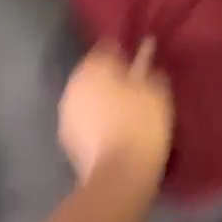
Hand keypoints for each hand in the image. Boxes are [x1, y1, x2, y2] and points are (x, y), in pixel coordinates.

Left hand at [57, 40, 173, 186]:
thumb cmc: (142, 124)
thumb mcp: (156, 91)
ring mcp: (66, 112)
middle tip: (133, 83)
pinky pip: (84, 118)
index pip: (106, 48)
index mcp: (94, 67)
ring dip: (101, 97)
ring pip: (86, 95)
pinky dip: (95, 118)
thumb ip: (148, 67)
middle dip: (109, 75)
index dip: (123, 51)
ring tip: (123, 107)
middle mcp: (74, 84)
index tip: (138, 56)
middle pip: (93, 71)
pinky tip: (112, 127)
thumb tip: (144, 50)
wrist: (119, 173)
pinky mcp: (66, 137)